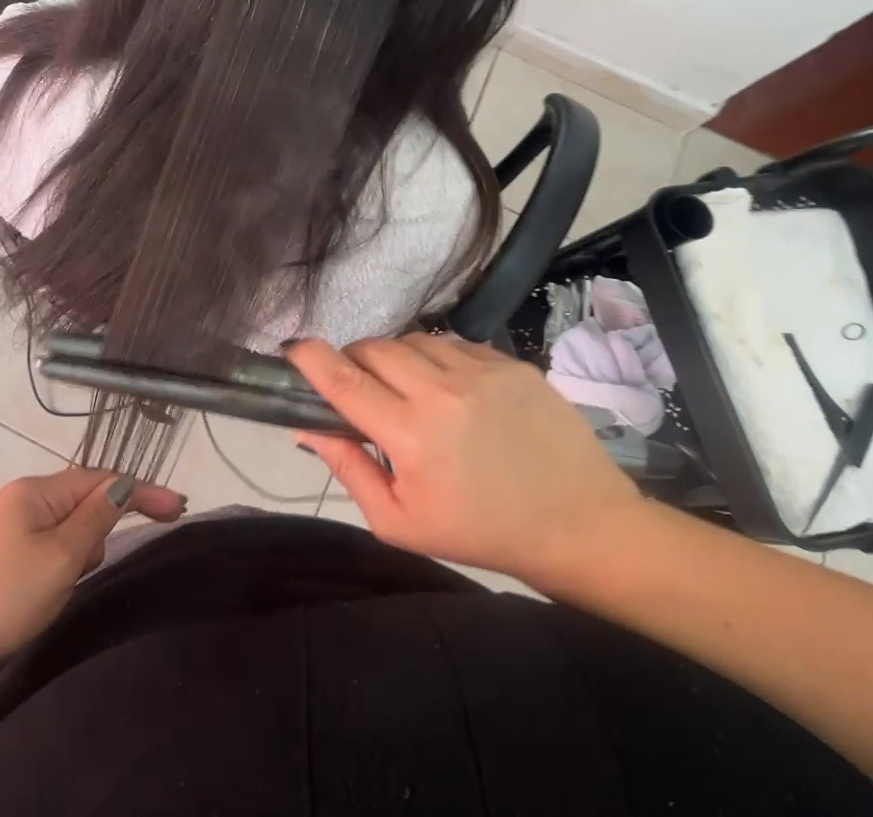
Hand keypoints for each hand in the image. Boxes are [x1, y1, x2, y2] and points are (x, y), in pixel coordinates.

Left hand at [0, 467, 185, 668]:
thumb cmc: (7, 597)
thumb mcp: (62, 557)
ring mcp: (10, 526)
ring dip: (84, 549)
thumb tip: (123, 484)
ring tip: (68, 584)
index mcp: (34, 491)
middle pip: (84, 499)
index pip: (100, 479)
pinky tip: (54, 588)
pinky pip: (52, 545)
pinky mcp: (6, 553)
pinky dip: (66, 561)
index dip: (141, 491)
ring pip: (70, 526)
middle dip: (105, 526)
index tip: (180, 509)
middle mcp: (22, 499)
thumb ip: (96, 518)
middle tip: (97, 566)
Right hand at [288, 334, 643, 584]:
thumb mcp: (398, 521)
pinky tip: (447, 389)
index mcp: (410, 434)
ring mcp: (483, 372)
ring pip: (413, 340)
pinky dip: (436, 358)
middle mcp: (443, 392)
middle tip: (357, 387)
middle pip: (374, 349)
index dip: (310, 358)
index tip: (292, 349)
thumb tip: (306, 428)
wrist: (581, 526)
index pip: (344, 379)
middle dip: (353, 360)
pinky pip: (455, 343)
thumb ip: (347, 469)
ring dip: (394, 356)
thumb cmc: (479, 532)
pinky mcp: (513, 365)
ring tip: (404, 388)